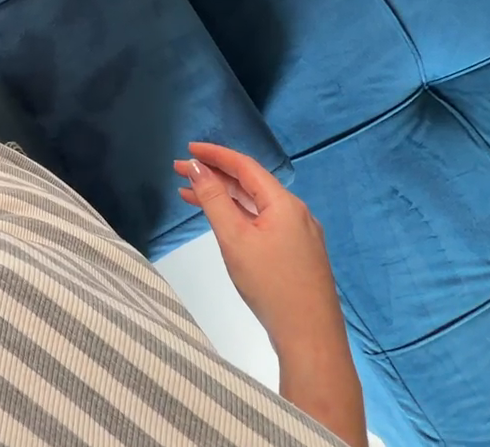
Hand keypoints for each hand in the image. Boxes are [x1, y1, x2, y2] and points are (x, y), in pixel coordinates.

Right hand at [174, 142, 345, 356]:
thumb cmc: (270, 284)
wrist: (311, 339)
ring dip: (223, 196)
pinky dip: (237, 214)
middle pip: (250, 184)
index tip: (187, 150)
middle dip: (214, 175)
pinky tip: (220, 220)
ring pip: (255, 204)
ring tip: (188, 194)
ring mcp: (299, 235)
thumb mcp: (234, 238)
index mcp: (285, 204)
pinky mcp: (297, 253)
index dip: (215, 155)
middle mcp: (296, 213)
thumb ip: (213, 198)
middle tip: (179, 171)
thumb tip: (196, 167)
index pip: (245, 166)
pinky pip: (262, 221)